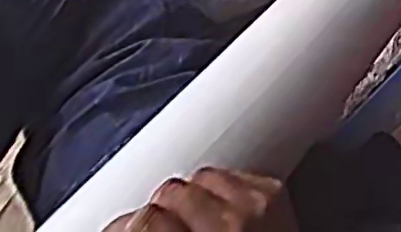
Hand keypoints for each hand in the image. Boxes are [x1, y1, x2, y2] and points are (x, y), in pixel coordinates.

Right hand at [103, 168, 296, 231]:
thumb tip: (127, 228)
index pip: (145, 220)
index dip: (129, 227)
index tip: (126, 231)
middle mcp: (229, 226)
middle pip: (171, 190)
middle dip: (158, 212)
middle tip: (156, 230)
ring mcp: (256, 204)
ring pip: (201, 176)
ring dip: (191, 198)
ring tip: (188, 223)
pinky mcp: (274, 192)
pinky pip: (232, 173)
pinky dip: (220, 191)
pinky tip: (217, 215)